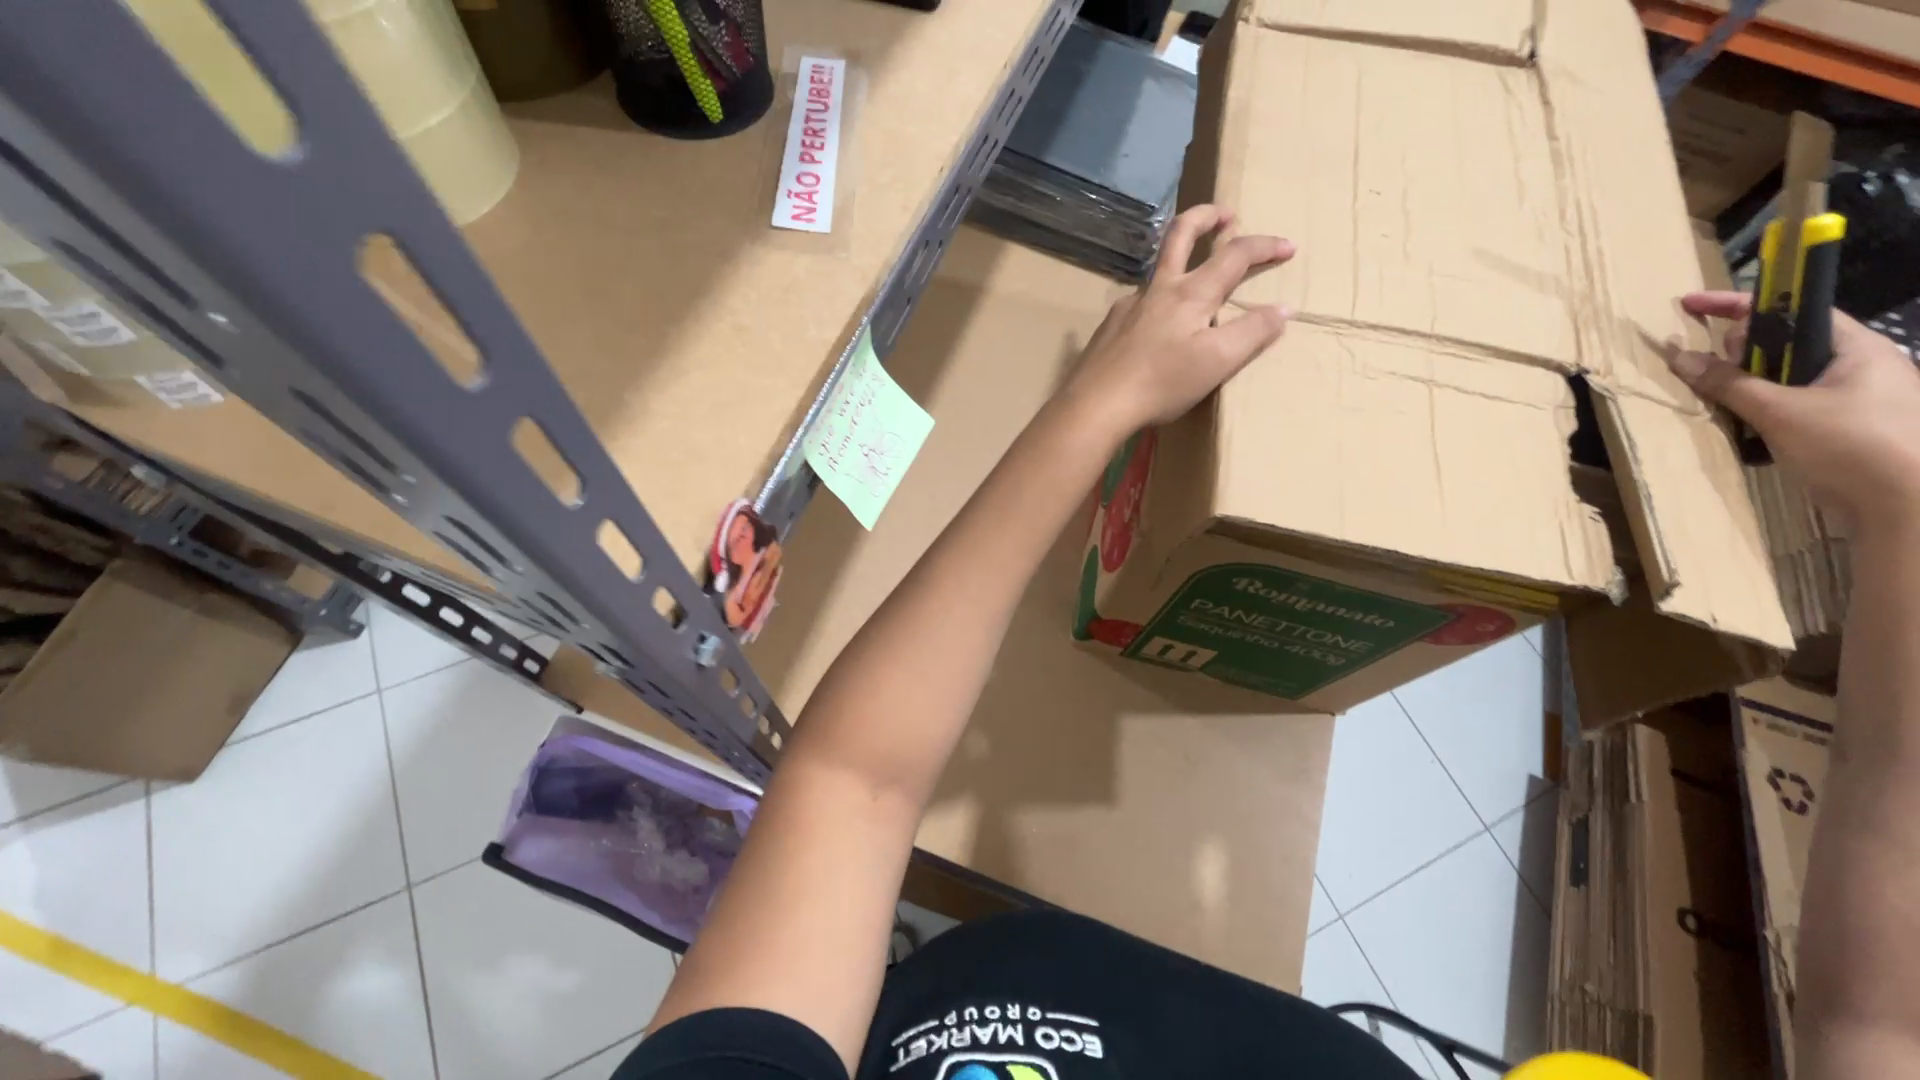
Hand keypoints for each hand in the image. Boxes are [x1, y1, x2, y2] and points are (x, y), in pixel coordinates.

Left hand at [1064, 205, 1294, 432]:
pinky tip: (1157, 326)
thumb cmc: (1161, 383)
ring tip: (1194, 277)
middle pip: (1181, 234)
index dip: (1265, 246)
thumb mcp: (1218, 361)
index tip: (1288, 247)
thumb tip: (1283, 309)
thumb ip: (1253, 332)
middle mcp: (1158, 289)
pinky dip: (1158, 301)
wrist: (1095, 405)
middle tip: (1227, 215)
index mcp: (1191, 293)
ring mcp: (1129, 306)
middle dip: (1207, 216)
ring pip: (1157, 270)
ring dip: (1180, 261)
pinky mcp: (1110, 328)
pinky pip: (1139, 303)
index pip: (1235, 254)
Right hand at [1670, 290, 1919, 537]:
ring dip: (1749, 388)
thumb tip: (1680, 357)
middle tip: (1711, 373)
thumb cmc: (1852, 447)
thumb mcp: (1780, 413)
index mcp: (1856, 349)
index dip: (1741, 304)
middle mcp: (1860, 367)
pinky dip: (1764, 412)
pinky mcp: (1847, 429)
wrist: (1907, 507)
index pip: (1794, 309)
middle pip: (1786, 344)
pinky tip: (1749, 431)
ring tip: (1724, 406)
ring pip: (1786, 379)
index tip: (1691, 304)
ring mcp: (1856, 399)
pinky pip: (1793, 407)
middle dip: (1740, 354)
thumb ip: (1728, 384)